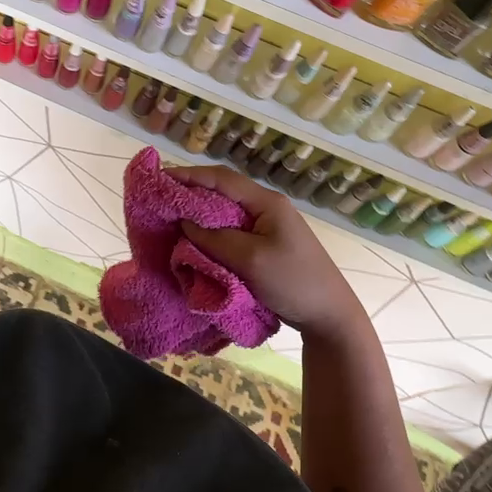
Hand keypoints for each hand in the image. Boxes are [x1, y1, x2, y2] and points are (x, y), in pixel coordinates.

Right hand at [173, 165, 367, 338]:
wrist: (331, 316)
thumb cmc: (294, 282)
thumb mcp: (251, 260)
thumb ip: (215, 239)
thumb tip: (185, 222)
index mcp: (267, 203)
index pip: (222, 178)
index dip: (190, 175)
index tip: (161, 179)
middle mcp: (267, 208)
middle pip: (223, 192)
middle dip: (192, 193)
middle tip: (162, 200)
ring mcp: (268, 227)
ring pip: (226, 213)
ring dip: (201, 214)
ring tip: (172, 219)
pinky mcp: (266, 245)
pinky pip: (232, 231)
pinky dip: (212, 232)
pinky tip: (196, 239)